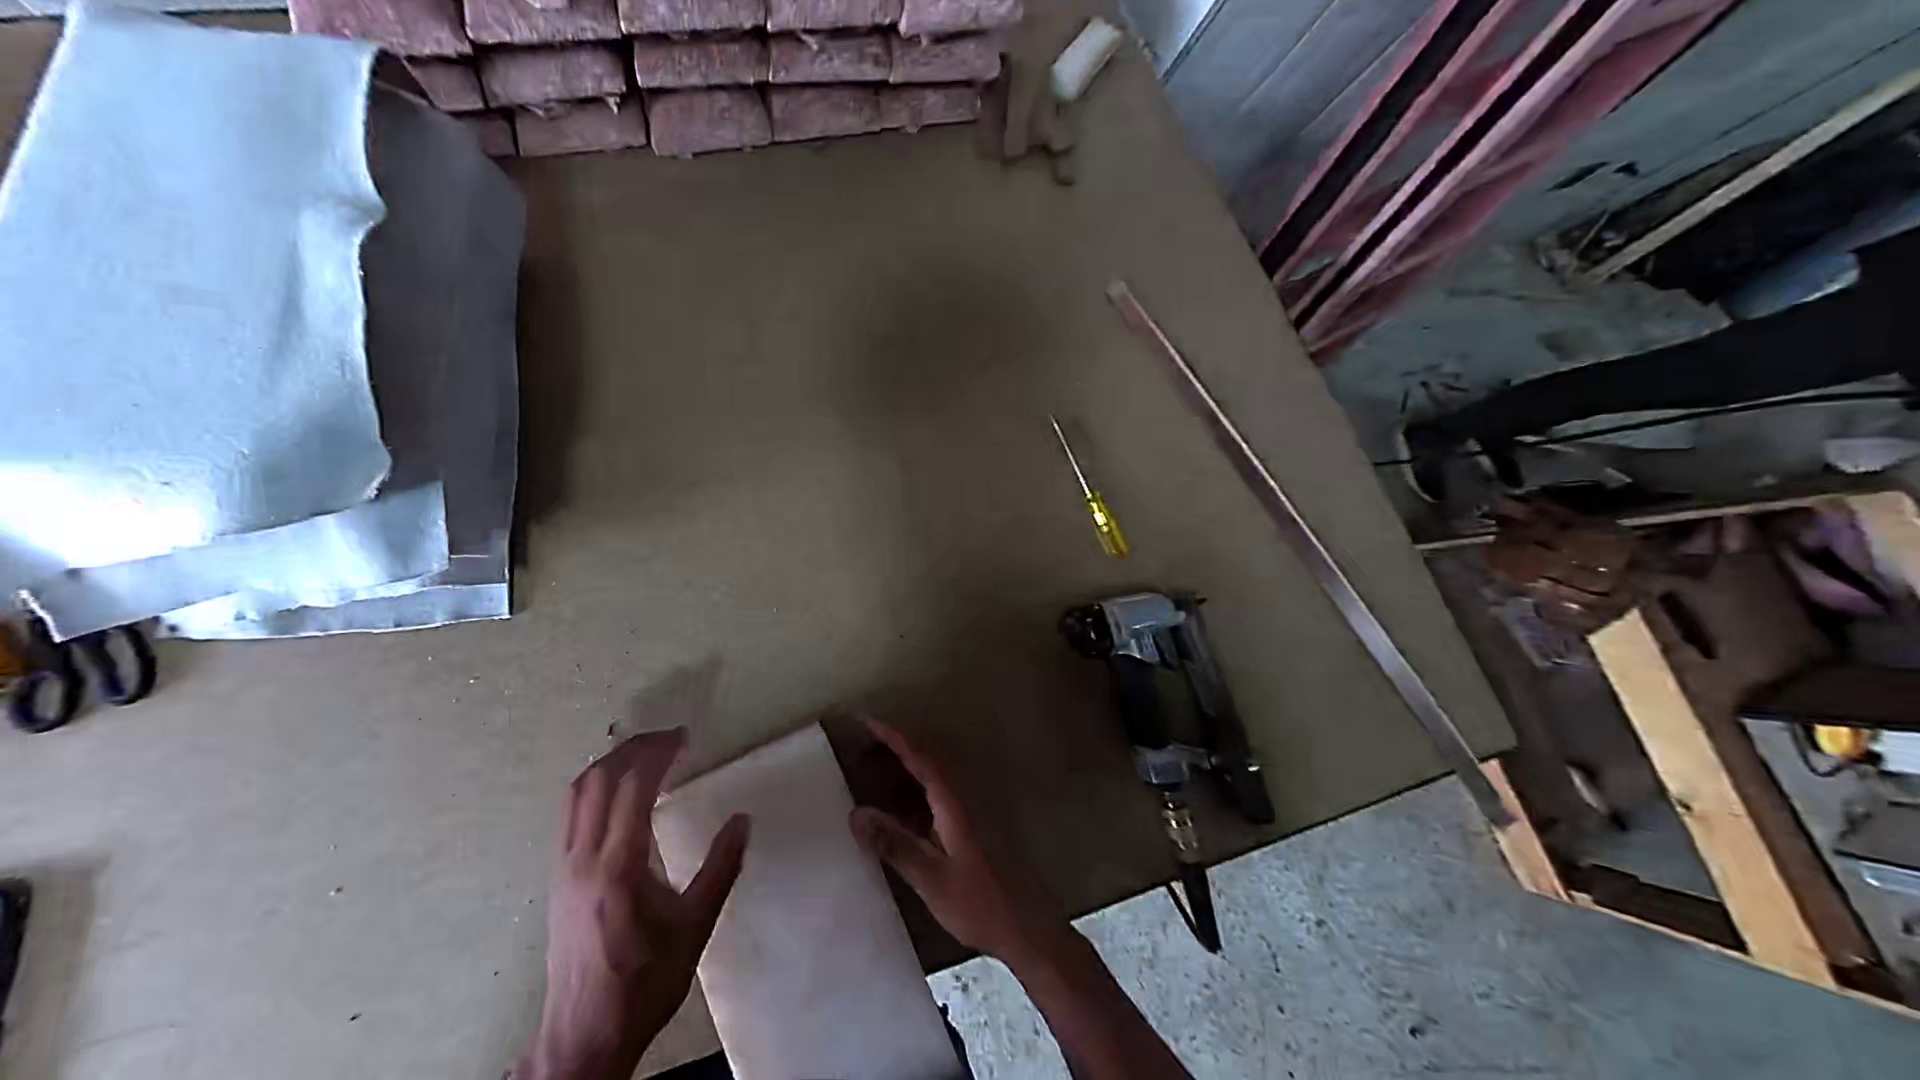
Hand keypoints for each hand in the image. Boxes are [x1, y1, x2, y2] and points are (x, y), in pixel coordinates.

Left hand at [518, 729, 749, 1079]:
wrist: (584, 1034)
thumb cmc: (645, 982)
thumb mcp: (695, 927)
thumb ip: (721, 869)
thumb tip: (744, 821)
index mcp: (618, 867)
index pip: (632, 788)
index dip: (657, 753)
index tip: (684, 738)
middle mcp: (582, 859)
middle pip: (598, 780)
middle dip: (634, 748)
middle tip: (670, 738)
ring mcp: (563, 868)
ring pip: (576, 793)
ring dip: (610, 763)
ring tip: (645, 753)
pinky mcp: (557, 878)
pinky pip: (570, 813)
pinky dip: (595, 786)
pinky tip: (619, 792)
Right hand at [849, 719, 1064, 965]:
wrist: (1027, 927)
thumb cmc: (980, 904)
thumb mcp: (931, 879)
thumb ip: (894, 845)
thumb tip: (856, 813)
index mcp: (955, 804)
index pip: (922, 759)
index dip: (896, 738)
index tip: (870, 722)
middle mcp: (967, 798)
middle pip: (933, 757)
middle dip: (903, 741)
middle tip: (870, 737)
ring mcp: (975, 809)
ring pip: (941, 770)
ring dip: (914, 758)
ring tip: (884, 757)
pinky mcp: (977, 824)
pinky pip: (945, 786)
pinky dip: (923, 778)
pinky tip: (910, 795)